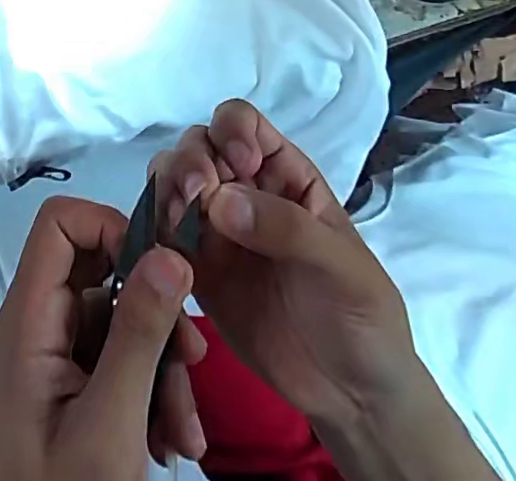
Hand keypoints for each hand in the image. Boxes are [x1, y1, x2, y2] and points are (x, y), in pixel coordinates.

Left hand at [0, 196, 210, 480]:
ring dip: (165, 365)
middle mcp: (44, 324)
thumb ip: (138, 334)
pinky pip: (127, 358)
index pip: (59, 223)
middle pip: (105, 270)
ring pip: (126, 319)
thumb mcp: (109, 424)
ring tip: (184, 427)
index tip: (156, 268)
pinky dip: (157, 389)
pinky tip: (175, 439)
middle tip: (191, 357)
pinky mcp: (81, 384)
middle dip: (155, 308)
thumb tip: (169, 253)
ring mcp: (63, 355)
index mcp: (30, 319)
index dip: (107, 227)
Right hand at [148, 99, 414, 423]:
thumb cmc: (361, 314)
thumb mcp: (341, 264)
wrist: (349, 392)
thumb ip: (287, 228)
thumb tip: (221, 202)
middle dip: (190, 161)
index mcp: (283, 174)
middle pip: (197, 146)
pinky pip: (161, 235)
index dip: (232, 131)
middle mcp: (243, 191)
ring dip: (167, 191)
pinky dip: (154, 233)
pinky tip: (165, 253)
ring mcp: (215, 229)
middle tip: (198, 197)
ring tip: (180, 226)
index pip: (242, 123)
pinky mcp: (195, 269)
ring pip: (172, 183)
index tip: (240, 166)